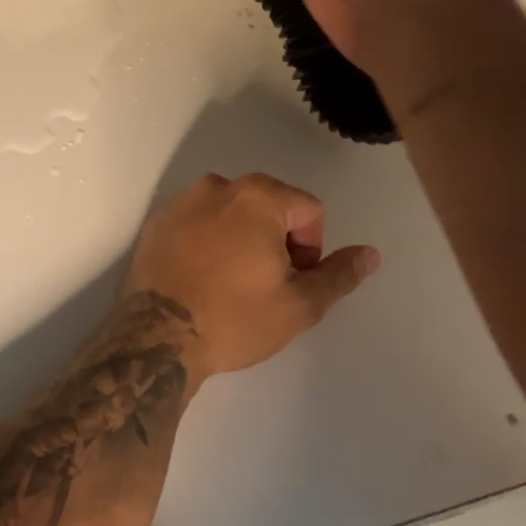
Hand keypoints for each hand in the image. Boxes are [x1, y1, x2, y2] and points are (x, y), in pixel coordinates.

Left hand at [122, 173, 379, 378]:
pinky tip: (201, 281)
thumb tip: (370, 254)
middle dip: (276, 242)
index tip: (291, 283)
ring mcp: (180, 203)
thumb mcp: (299, 305)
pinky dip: (206, 245)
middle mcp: (217, 187)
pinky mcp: (154, 225)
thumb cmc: (233, 319)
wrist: (155, 338)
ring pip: (230, 215)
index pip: (308, 210)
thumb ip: (338, 275)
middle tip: (264, 287)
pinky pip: (196, 226)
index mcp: (258, 196)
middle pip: (268, 207)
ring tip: (230, 286)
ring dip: (240, 241)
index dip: (311, 249)